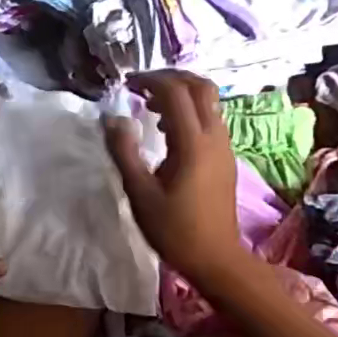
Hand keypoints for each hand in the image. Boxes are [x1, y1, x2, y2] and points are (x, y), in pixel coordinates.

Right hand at [104, 70, 246, 281]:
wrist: (215, 258)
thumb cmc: (174, 230)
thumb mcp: (140, 193)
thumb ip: (124, 152)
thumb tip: (112, 119)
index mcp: (193, 143)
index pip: (176, 92)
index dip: (151, 80)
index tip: (127, 85)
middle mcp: (214, 137)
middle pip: (200, 86)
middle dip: (171, 78)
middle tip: (142, 86)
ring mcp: (224, 146)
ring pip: (209, 101)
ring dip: (181, 94)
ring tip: (151, 108)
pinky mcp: (225, 157)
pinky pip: (210, 119)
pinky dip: (190, 111)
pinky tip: (168, 132)